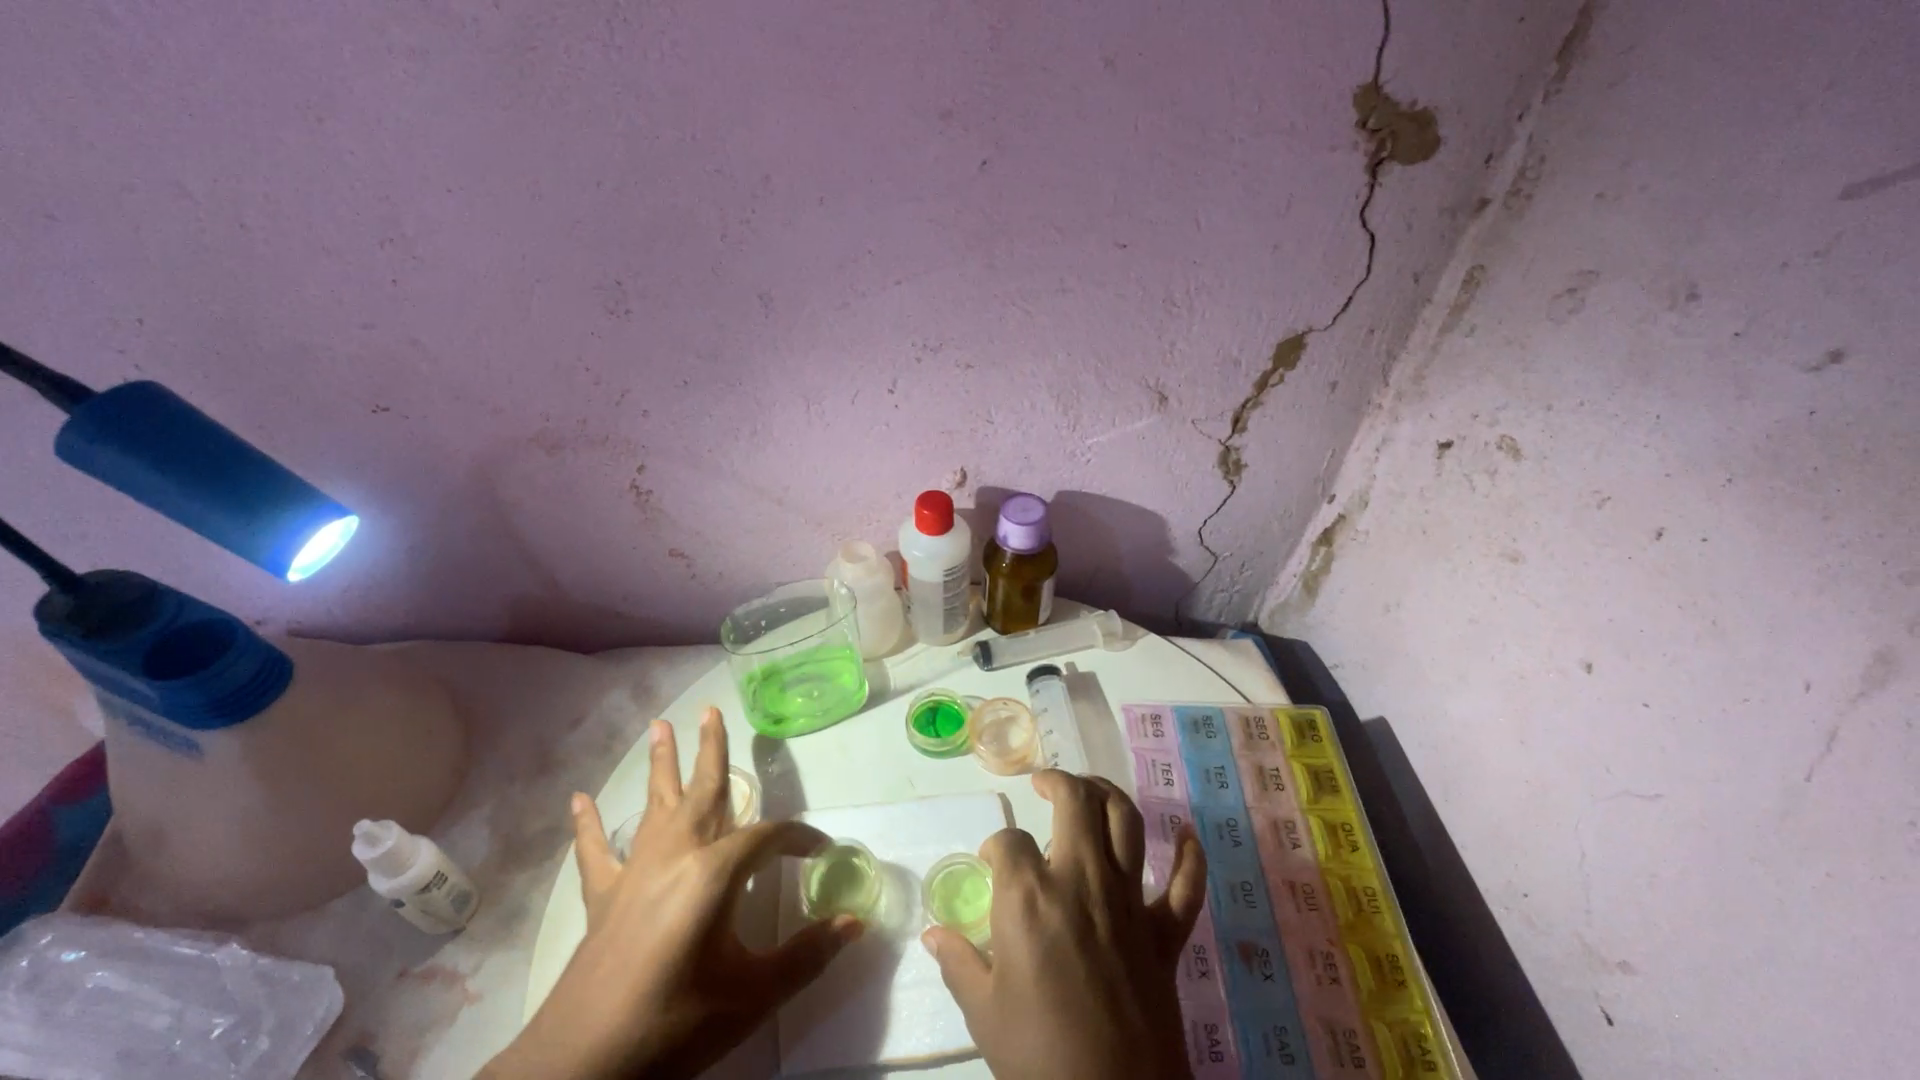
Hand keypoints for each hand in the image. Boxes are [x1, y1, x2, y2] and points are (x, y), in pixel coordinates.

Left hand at [481, 708, 862, 1079]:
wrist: (585, 1064)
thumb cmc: (678, 1022)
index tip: (821, 854)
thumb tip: (855, 922)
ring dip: (661, 767)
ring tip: (659, 726)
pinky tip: (578, 799)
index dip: (799, 840)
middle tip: (710, 711)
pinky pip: (596, 852)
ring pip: (654, 807)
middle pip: (702, 794)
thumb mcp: (755, 994)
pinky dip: (589, 825)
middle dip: (710, 752)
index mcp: (715, 873)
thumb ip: (808, 955)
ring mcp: (634, 874)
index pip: (768, 837)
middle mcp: (674, 857)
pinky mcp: (603, 899)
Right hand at [922, 770, 1207, 1079]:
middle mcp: (1081, 879)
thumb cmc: (1037, 1052)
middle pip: (1076, 803)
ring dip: (1109, 794)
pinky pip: (1186, 884)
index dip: (995, 847)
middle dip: (1057, 783)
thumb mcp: (983, 1011)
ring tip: (1091, 789)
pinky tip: (1186, 834)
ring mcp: (1130, 901)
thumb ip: (959, 962)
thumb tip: (934, 934)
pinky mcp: (1165, 931)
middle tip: (1043, 784)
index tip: (989, 862)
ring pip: (1126, 823)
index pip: (1008, 843)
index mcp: (1029, 895)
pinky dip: (1190, 855)